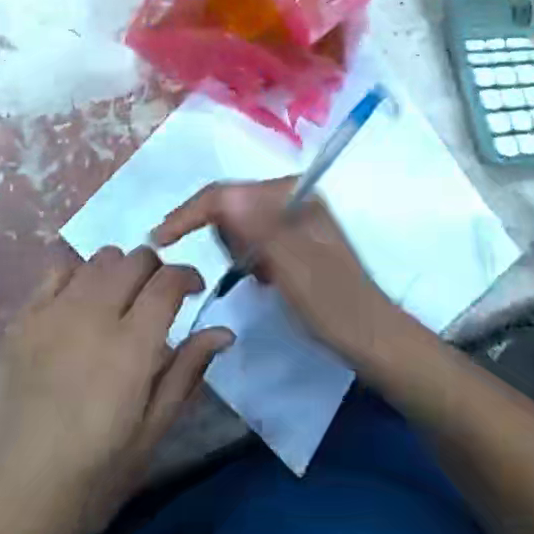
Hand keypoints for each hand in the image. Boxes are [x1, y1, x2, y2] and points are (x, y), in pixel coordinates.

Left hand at [0, 247, 231, 533]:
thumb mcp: (151, 435)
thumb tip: (222, 331)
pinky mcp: (21, 318)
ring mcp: (52, 312)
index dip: (187, 276)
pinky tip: (80, 303)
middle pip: (134, 259)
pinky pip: (56, 271)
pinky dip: (78, 275)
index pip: (168, 281)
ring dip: (119, 270)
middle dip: (156, 270)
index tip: (194, 290)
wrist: (10, 500)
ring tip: (119, 300)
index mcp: (131, 347)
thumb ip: (186, 373)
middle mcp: (92, 315)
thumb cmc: (92, 477)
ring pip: (98, 259)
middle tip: (158, 299)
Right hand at [153, 178, 402, 360]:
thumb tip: (223, 196)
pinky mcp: (292, 236)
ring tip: (259, 278)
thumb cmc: (334, 306)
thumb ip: (258, 230)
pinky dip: (248, 257)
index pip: (227, 192)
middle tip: (243, 272)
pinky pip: (252, 237)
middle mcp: (293, 196)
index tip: (160, 239)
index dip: (190, 213)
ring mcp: (292, 216)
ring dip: (237, 250)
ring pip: (238, 221)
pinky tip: (264, 279)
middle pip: (230, 204)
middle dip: (223, 236)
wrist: (373, 341)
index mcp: (294, 194)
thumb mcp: (292, 269)